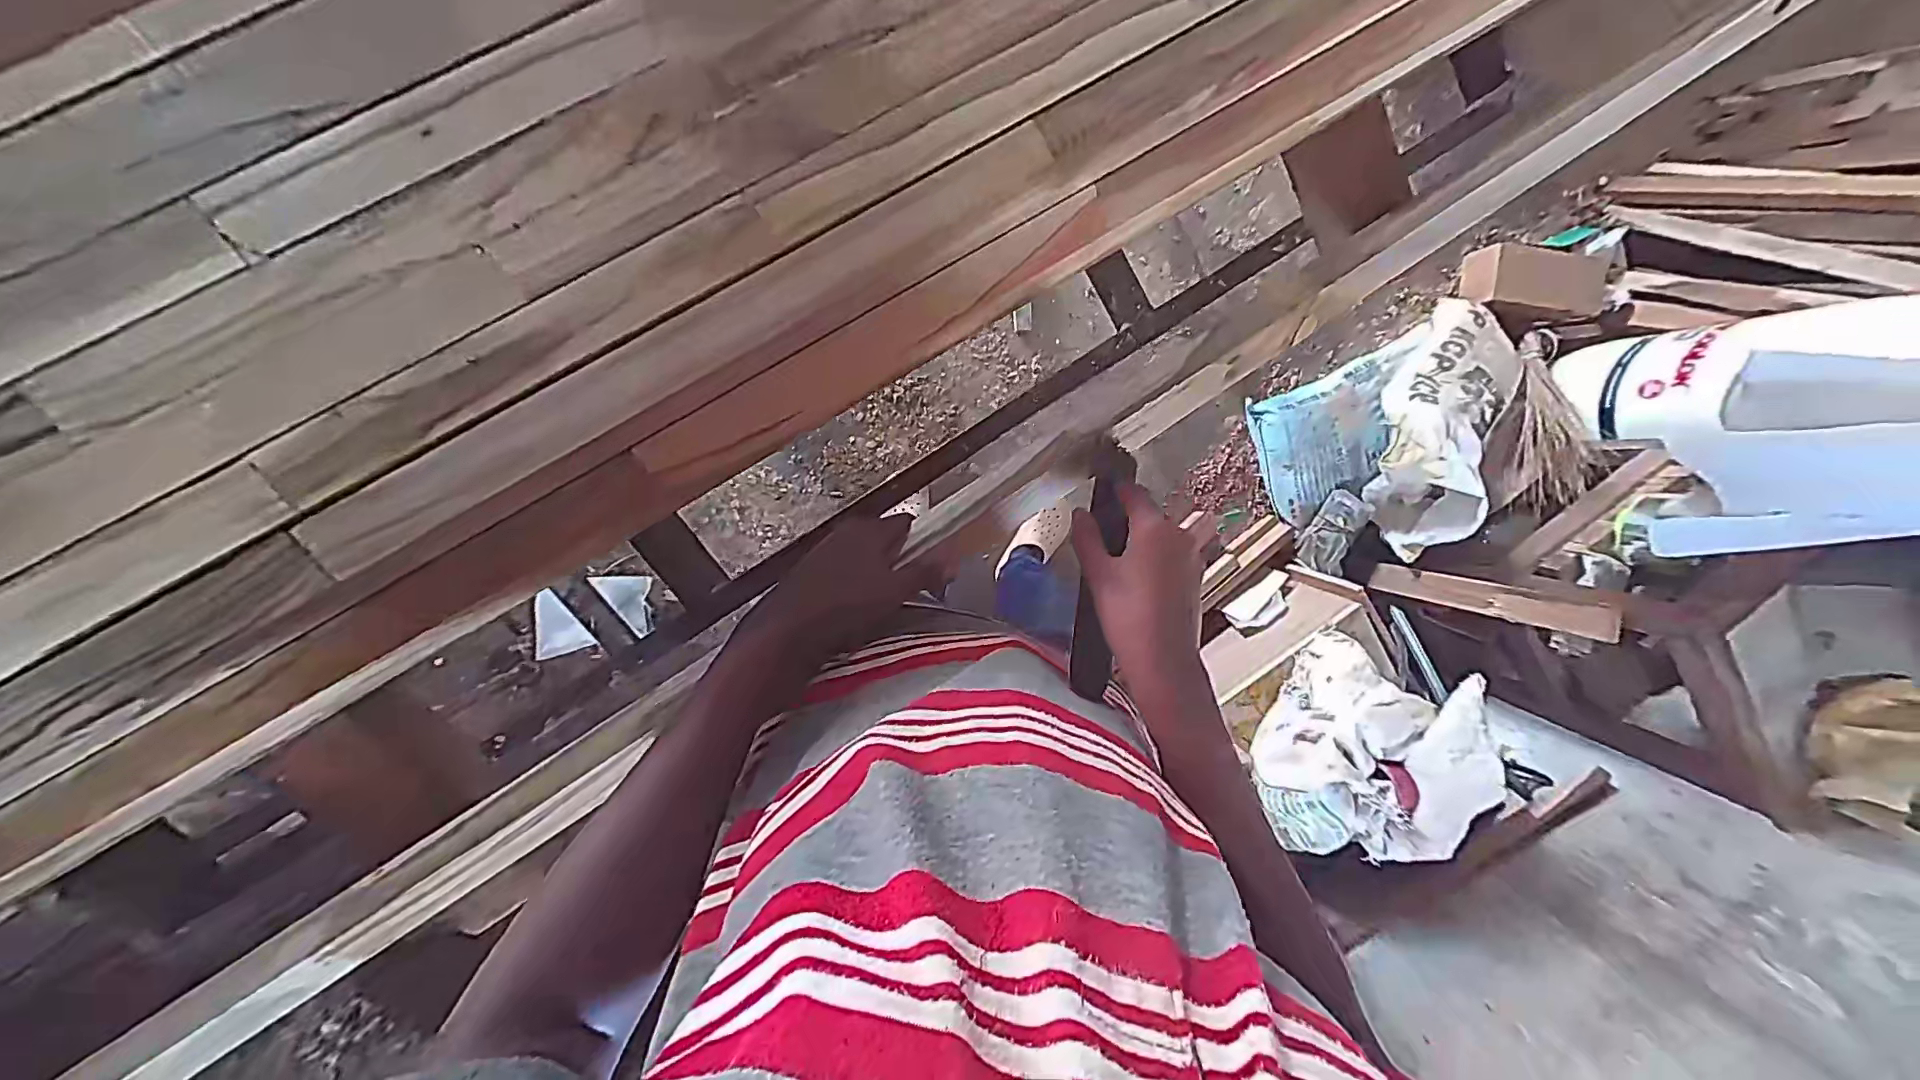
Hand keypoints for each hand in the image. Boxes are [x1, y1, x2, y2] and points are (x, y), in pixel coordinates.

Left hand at [726, 514, 941, 685]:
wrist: (789, 631)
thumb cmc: (848, 607)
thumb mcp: (895, 592)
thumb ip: (925, 573)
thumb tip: (953, 561)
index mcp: (870, 529)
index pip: (907, 522)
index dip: (921, 542)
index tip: (927, 567)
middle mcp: (846, 531)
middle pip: (883, 540)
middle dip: (896, 561)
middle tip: (904, 590)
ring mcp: (824, 549)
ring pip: (861, 557)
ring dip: (872, 575)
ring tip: (876, 605)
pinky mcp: (808, 571)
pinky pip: (840, 573)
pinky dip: (850, 586)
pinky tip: (849, 611)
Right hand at [1070, 483, 1212, 718]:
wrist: (1163, 660)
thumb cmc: (1130, 618)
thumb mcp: (1098, 574)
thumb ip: (1087, 538)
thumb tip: (1080, 516)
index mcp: (1154, 528)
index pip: (1135, 494)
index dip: (1118, 488)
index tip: (1107, 487)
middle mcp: (1179, 536)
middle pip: (1153, 512)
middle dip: (1131, 513)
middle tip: (1107, 523)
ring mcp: (1191, 557)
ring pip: (1167, 532)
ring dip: (1148, 533)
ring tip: (1124, 548)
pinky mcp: (1195, 577)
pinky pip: (1176, 552)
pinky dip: (1159, 553)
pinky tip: (1139, 572)